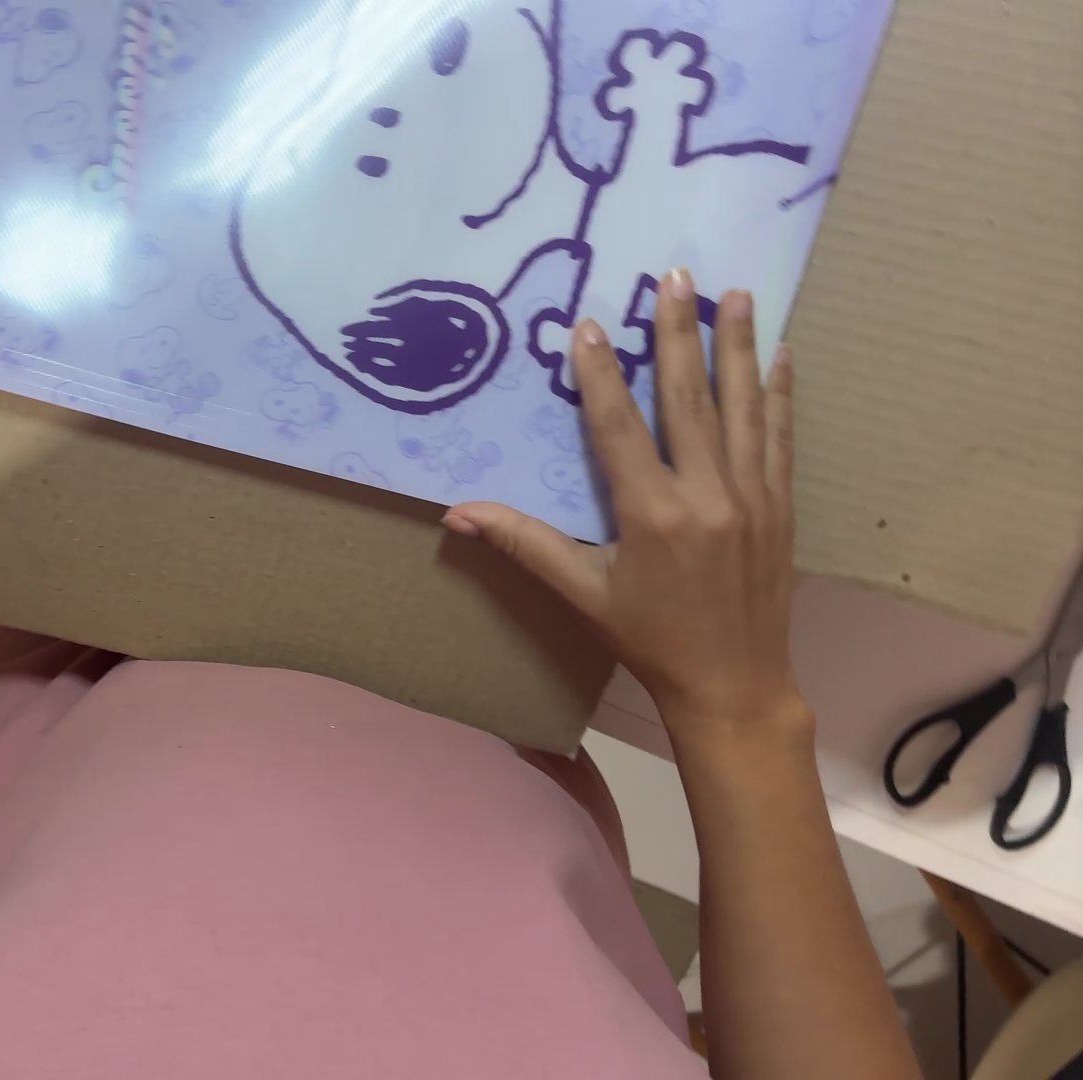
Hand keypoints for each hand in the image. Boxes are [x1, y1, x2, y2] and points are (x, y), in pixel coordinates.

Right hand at [443, 270, 803, 746]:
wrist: (733, 681)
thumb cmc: (645, 636)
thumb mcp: (577, 593)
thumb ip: (522, 543)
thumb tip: (457, 514)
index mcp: (653, 513)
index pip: (619, 428)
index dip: (600, 376)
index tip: (592, 325)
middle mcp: (709, 493)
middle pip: (689, 400)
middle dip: (679, 335)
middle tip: (676, 276)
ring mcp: (754, 495)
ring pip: (743, 407)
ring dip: (738, 346)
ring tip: (735, 294)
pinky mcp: (780, 504)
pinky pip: (779, 436)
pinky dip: (778, 392)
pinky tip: (780, 355)